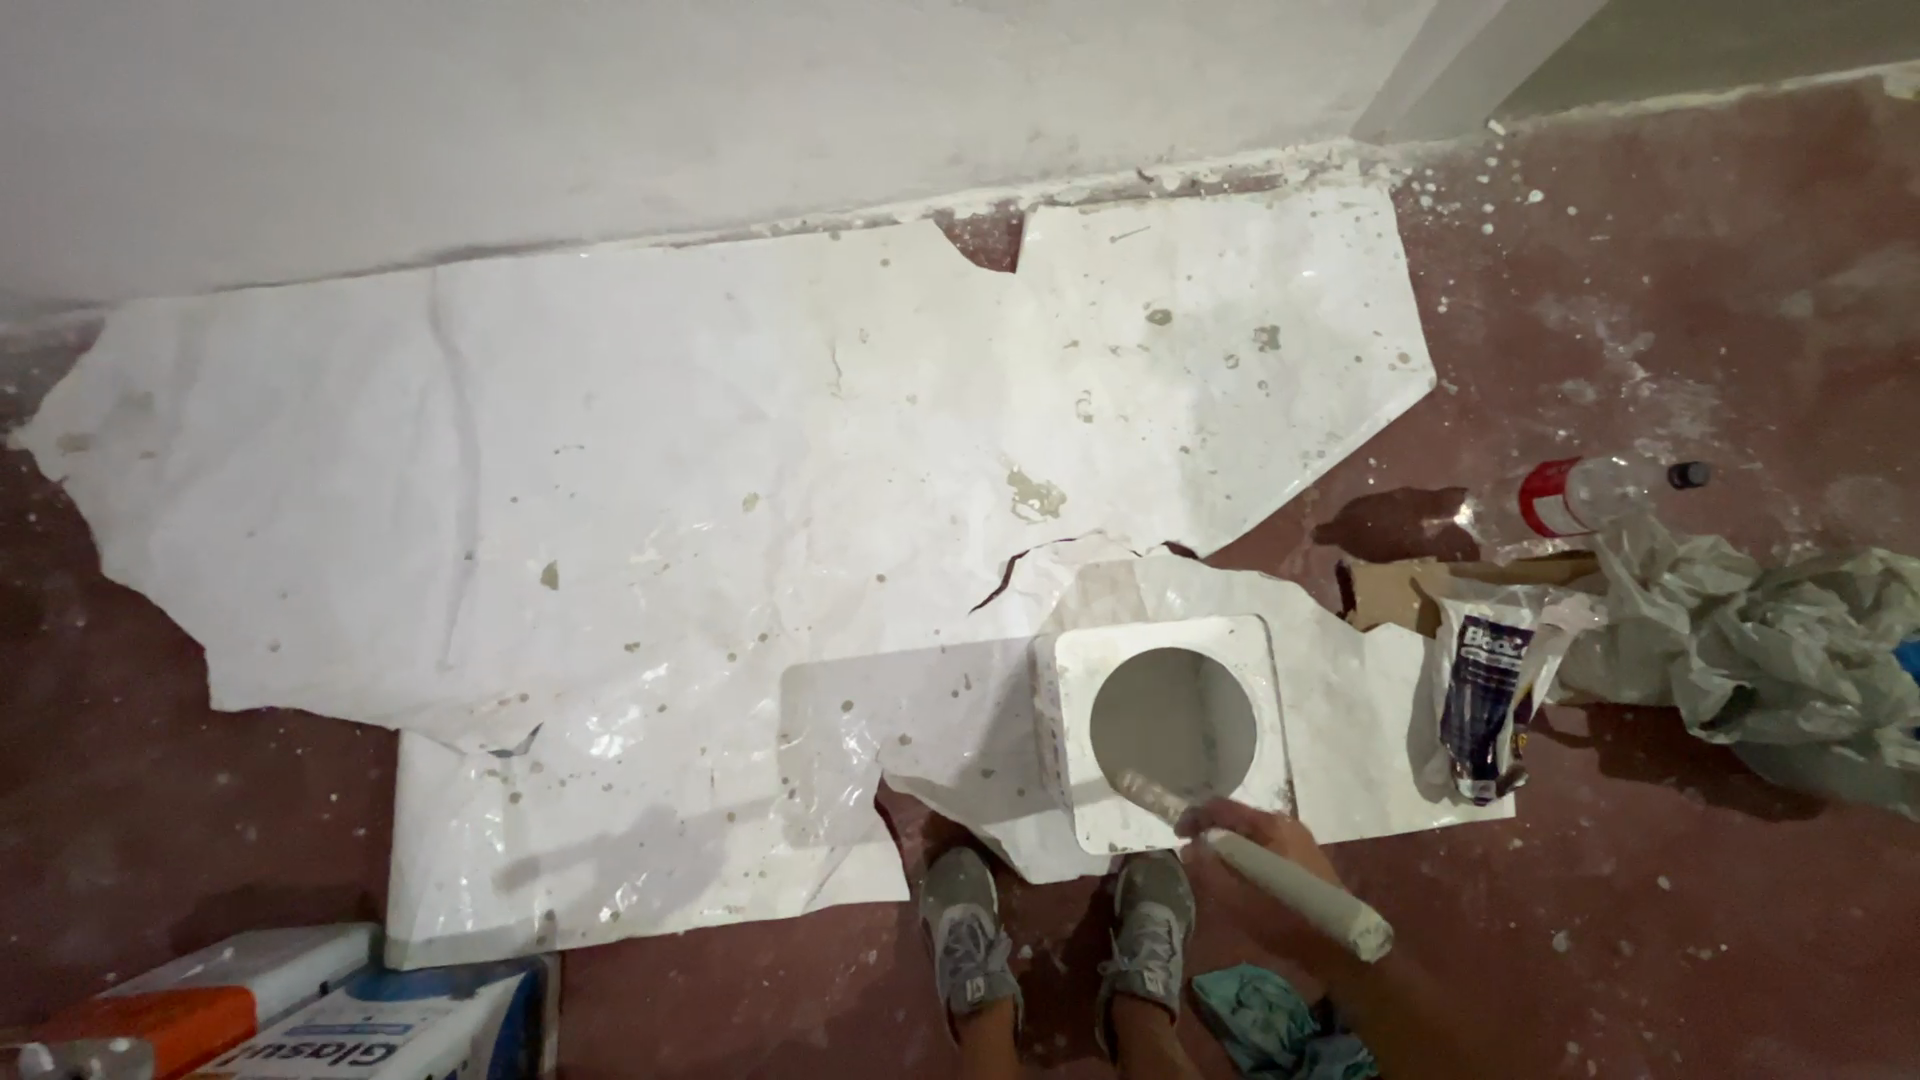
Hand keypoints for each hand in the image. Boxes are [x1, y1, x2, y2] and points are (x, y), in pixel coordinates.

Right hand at [1177, 798, 1350, 972]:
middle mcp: (1284, 823)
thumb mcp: (1237, 899)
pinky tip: (1241, 874)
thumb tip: (1190, 847)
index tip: (1177, 836)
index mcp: (1268, 825)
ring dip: (1228, 844)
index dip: (1193, 817)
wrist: (1344, 948)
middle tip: (1192, 852)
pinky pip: (1265, 844)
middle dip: (1210, 831)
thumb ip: (1208, 869)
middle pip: (1236, 817)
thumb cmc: (1287, 920)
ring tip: (1213, 866)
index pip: (1220, 807)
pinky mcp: (1306, 856)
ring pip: (1251, 832)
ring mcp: (1298, 838)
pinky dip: (1246, 852)